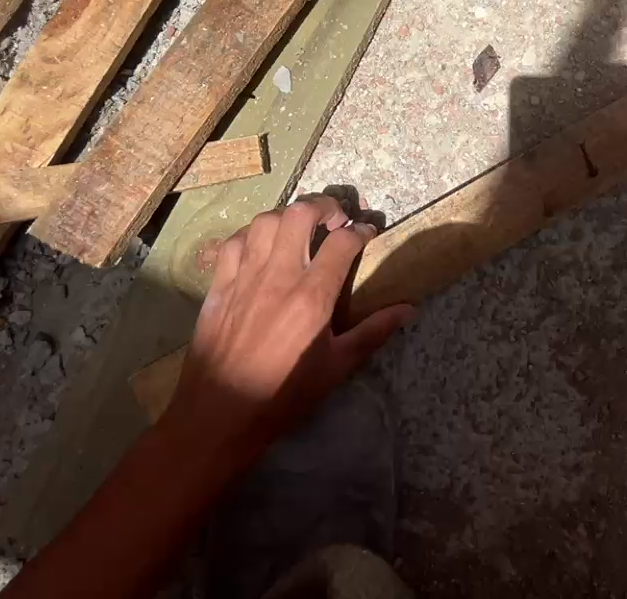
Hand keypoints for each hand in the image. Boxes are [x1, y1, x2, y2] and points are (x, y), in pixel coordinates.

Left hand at [158, 195, 414, 464]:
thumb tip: (409, 309)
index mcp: (312, 296)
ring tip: (300, 229)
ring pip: (265, 220)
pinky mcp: (219, 286)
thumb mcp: (336, 368)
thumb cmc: (283, 395)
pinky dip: (253, 234)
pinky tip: (263, 246)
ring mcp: (244, 277)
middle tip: (335, 220)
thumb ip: (373, 331)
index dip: (361, 231)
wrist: (217, 418)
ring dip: (288, 216)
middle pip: (300, 214)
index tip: (368, 234)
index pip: (343, 242)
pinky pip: (235, 242)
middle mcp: (278, 276)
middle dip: (324, 207)